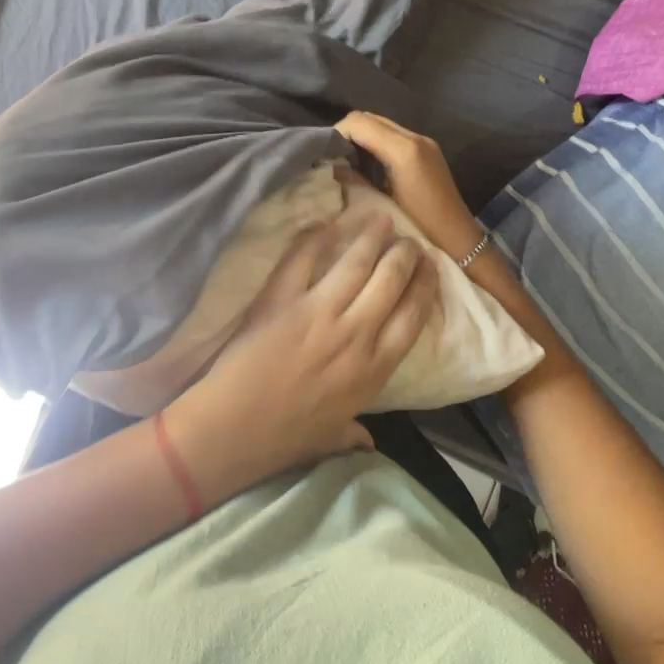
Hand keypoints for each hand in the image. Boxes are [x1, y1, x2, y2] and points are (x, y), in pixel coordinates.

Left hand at [161, 214, 439, 504]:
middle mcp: (355, 333)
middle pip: (391, 280)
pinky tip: (328, 223)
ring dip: (372, 236)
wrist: (233, 428)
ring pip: (357, 262)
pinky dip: (317, 236)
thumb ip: (354, 433)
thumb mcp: (332, 437)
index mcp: (373, 369)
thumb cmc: (285, 438)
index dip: (426, 286)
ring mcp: (318, 311)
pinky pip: (304, 257)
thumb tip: (368, 443)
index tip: (430, 267)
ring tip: (381, 220)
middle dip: (405, 254)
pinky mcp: (282, 297)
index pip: (413, 316)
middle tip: (408, 240)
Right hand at [335, 111, 483, 262]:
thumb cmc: (420, 228)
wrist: (458, 240)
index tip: (323, 152)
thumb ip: (355, 180)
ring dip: (361, 136)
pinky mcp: (427, 149)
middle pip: (370, 117)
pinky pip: (393, 134)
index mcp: (404, 150)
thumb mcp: (382, 206)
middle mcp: (415, 138)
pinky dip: (375, 141)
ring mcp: (424, 141)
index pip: (360, 123)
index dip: (337, 132)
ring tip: (346, 160)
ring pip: (381, 123)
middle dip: (347, 132)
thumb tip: (331, 168)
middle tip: (332, 155)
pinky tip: (367, 163)